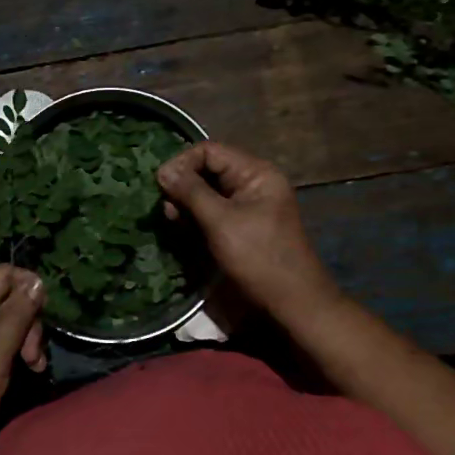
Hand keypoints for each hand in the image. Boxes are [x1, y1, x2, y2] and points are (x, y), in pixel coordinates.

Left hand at [0, 266, 45, 454]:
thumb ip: (18, 314)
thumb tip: (38, 281)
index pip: (3, 274)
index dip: (27, 287)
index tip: (44, 314)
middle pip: (8, 296)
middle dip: (28, 320)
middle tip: (33, 353)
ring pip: (10, 319)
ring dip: (27, 338)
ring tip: (33, 365)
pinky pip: (3, 338)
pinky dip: (18, 350)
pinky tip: (29, 368)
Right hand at [157, 142, 340, 318]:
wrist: (293, 303)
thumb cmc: (258, 257)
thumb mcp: (220, 221)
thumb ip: (191, 192)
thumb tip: (162, 170)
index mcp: (256, 173)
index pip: (209, 151)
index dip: (182, 163)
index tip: (161, 184)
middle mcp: (253, 182)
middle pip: (208, 168)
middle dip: (183, 184)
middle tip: (166, 206)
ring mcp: (249, 204)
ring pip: (207, 190)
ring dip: (186, 201)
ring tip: (172, 218)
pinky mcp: (242, 224)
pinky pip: (213, 209)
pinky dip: (196, 215)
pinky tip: (183, 227)